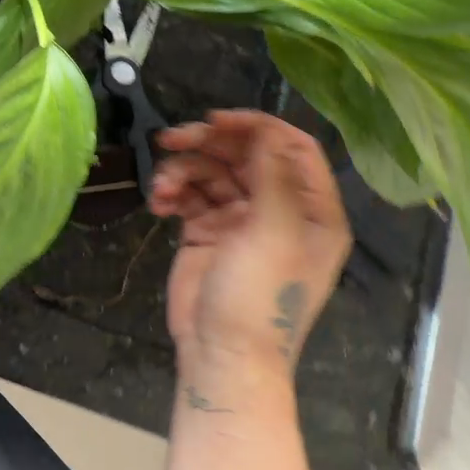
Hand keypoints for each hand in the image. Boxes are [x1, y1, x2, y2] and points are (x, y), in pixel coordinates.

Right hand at [149, 111, 351, 375]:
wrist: (222, 350)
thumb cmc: (259, 296)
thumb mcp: (273, 233)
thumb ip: (272, 176)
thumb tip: (264, 129)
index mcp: (311, 210)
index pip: (291, 148)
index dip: (256, 127)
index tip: (214, 120)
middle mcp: (279, 209)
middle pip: (243, 154)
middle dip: (206, 144)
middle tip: (169, 141)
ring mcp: (240, 219)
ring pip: (209, 171)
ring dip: (180, 171)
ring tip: (160, 189)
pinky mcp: (205, 230)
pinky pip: (188, 194)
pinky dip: (170, 193)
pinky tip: (158, 206)